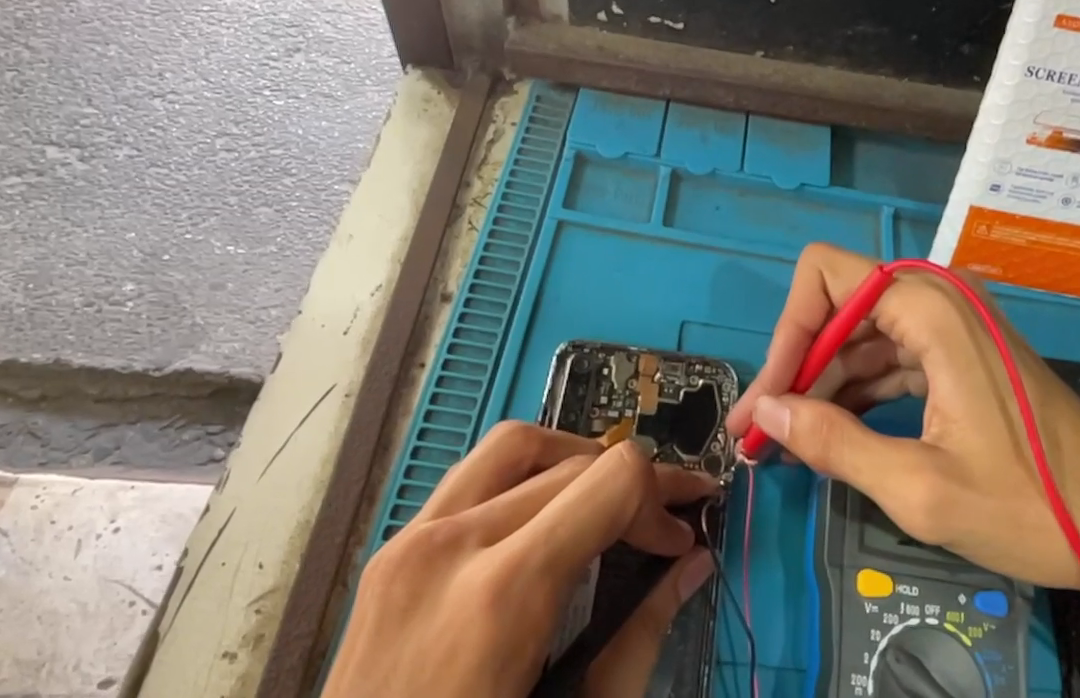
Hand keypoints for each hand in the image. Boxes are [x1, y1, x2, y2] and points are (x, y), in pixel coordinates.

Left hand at [322, 422, 717, 697]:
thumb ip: (641, 636)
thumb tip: (691, 567)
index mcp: (502, 593)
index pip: (610, 481)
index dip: (661, 500)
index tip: (678, 542)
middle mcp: (452, 545)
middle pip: (573, 460)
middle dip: (633, 484)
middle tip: (662, 523)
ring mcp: (410, 542)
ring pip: (515, 444)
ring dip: (574, 460)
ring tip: (606, 501)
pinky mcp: (389, 552)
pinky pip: (470, 478)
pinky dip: (521, 478)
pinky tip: (541, 520)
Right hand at [727, 244, 1079, 589]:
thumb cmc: (1030, 505)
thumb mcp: (920, 487)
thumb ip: (833, 443)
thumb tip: (766, 415)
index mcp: (931, 309)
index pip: (826, 278)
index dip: (786, 335)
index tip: (768, 402)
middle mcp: (941, 300)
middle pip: (840, 306)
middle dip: (797, 366)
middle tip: (761, 433)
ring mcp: (956, 327)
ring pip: (863, 334)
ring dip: (822, 383)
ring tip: (785, 441)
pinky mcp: (964, 355)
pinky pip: (892, 356)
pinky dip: (858, 391)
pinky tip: (832, 433)